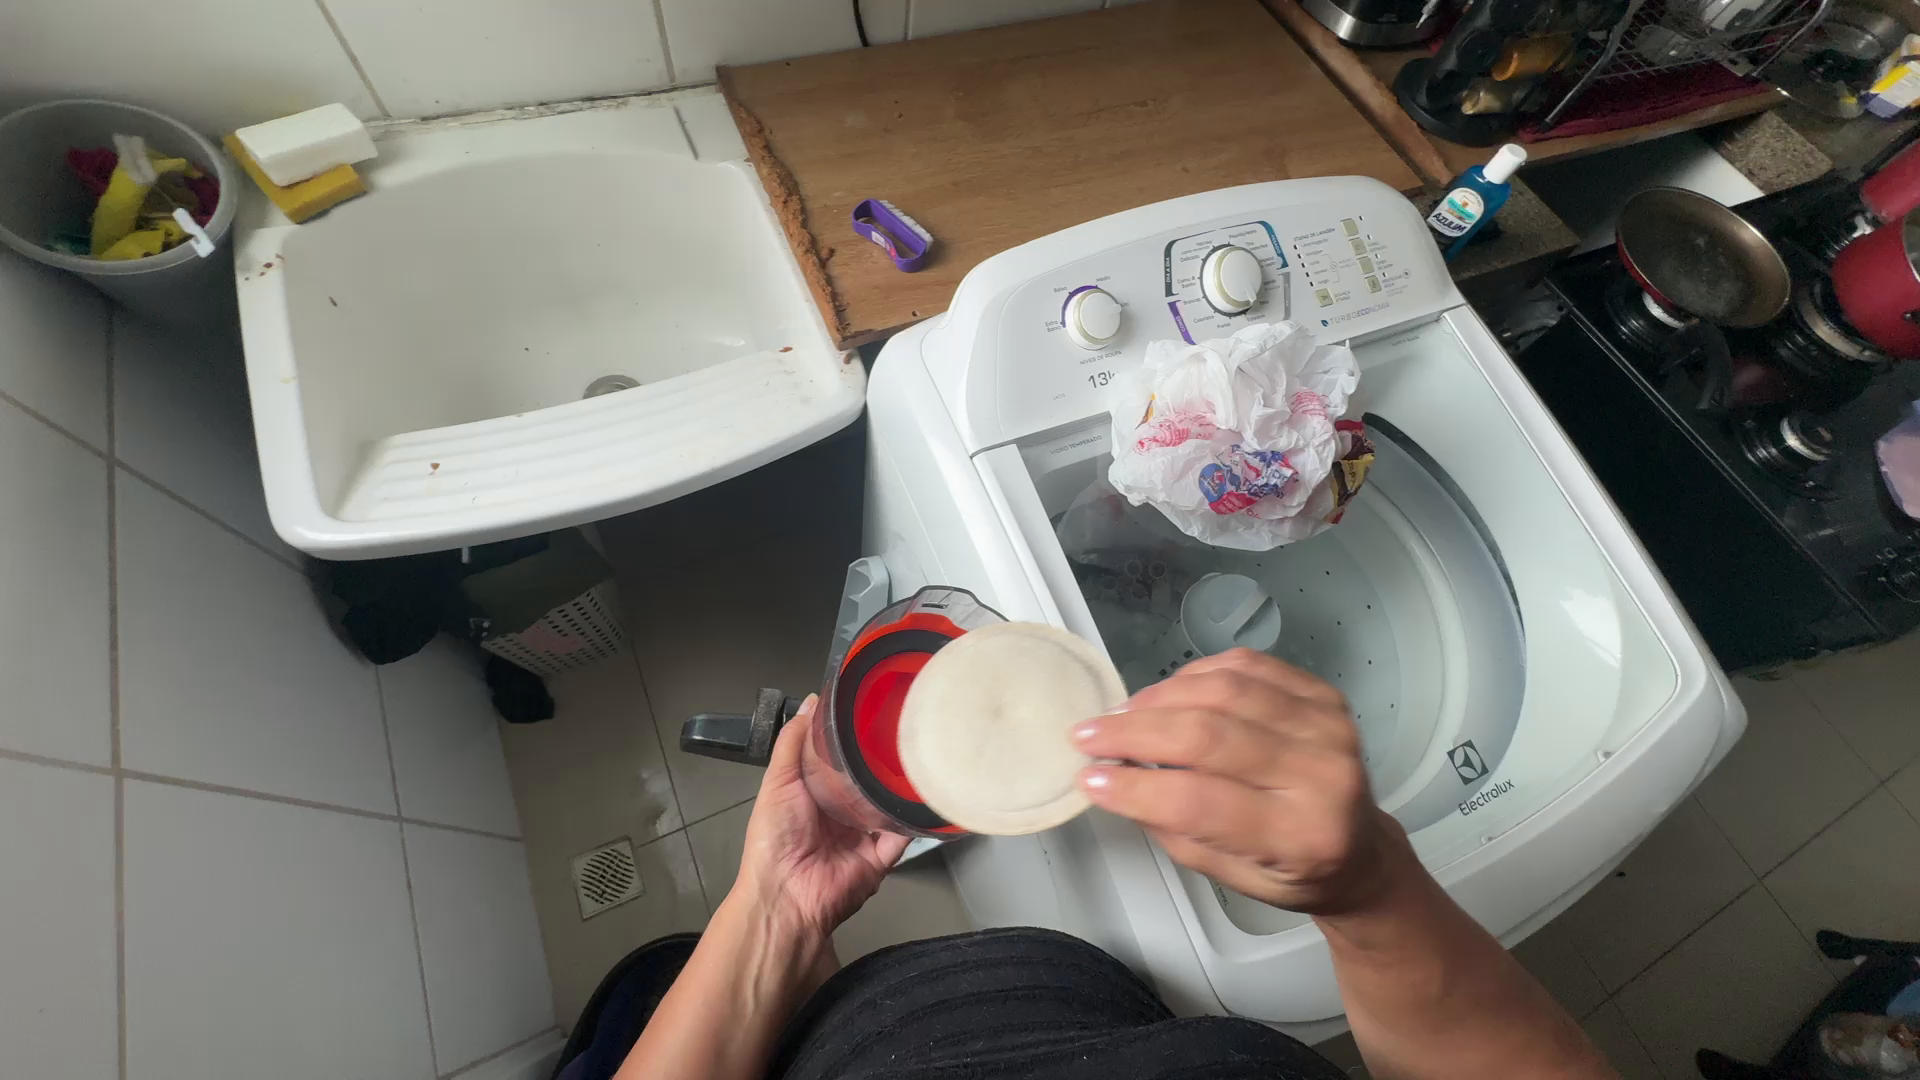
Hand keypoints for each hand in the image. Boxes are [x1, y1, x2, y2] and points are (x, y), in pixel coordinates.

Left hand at [732, 695, 909, 938]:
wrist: (786, 896)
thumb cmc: (776, 836)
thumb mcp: (778, 781)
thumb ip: (794, 742)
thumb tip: (813, 700)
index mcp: (816, 793)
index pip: (842, 758)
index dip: (855, 735)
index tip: (875, 706)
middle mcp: (843, 811)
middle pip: (869, 778)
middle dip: (884, 757)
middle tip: (908, 724)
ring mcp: (865, 832)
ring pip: (890, 800)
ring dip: (903, 782)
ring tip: (926, 748)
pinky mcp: (884, 854)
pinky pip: (905, 830)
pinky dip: (917, 814)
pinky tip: (931, 789)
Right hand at [1071, 648, 1409, 915]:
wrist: (1362, 850)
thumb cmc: (1288, 871)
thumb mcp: (1225, 872)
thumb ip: (1170, 823)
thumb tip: (1112, 773)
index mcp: (1301, 836)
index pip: (1201, 802)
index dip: (1136, 788)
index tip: (1089, 778)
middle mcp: (1323, 773)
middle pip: (1209, 736)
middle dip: (1134, 732)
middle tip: (1087, 734)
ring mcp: (1327, 724)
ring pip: (1222, 690)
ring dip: (1157, 698)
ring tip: (1122, 713)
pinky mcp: (1321, 693)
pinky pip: (1243, 665)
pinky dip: (1193, 675)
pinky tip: (1166, 694)